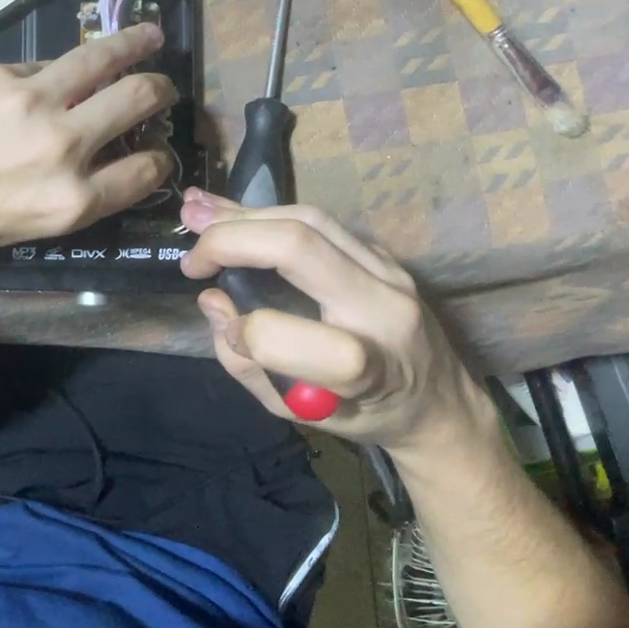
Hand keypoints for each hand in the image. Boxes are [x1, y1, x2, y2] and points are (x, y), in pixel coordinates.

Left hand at [0, 23, 176, 258]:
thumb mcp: (15, 227)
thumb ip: (63, 191)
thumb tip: (88, 153)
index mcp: (70, 201)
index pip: (144, 172)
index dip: (159, 160)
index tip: (159, 149)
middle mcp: (64, 147)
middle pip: (136, 101)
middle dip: (160, 91)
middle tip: (164, 85)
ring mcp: (32, 102)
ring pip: (100, 60)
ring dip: (134, 43)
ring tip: (148, 35)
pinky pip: (41, 65)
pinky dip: (55, 68)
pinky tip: (56, 69)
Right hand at [178, 189, 491, 458]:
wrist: (438, 398)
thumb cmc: (363, 415)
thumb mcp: (299, 411)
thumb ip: (248, 364)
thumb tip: (211, 301)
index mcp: (375, 370)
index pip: (317, 342)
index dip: (256, 335)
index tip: (227, 331)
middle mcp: (386, 308)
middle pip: (302, 247)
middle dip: (232, 242)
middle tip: (190, 260)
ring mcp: (388, 272)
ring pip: (308, 220)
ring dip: (243, 217)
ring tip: (195, 216)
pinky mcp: (380, 252)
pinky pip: (317, 220)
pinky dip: (263, 215)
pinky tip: (225, 212)